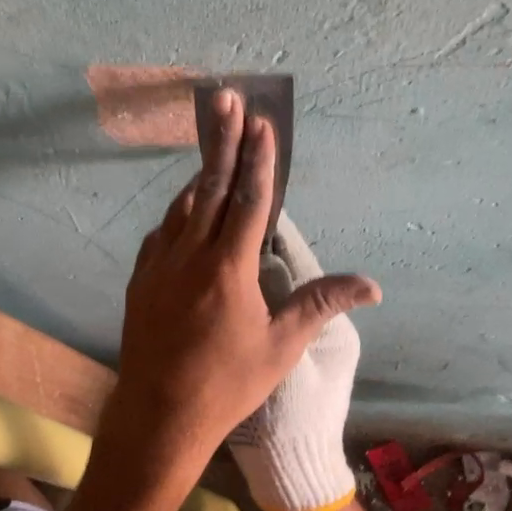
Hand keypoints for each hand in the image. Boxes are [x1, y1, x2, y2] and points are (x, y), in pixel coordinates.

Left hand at [105, 88, 380, 470]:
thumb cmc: (228, 384)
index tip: (260, 121)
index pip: (248, 200)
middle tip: (224, 99)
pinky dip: (179, 214)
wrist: (158, 412)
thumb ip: (320, 305)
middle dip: (221, 140)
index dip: (257, 158)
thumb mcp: (281, 346)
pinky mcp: (140, 278)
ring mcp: (158, 264)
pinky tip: (188, 211)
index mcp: (227, 267)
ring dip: (200, 175)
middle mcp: (189, 255)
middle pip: (209, 186)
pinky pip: (162, 233)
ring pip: (181, 207)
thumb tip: (371, 285)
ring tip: (216, 147)